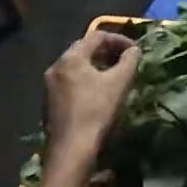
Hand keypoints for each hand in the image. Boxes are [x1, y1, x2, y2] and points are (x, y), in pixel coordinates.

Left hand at [43, 30, 139, 169]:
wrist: (71, 149)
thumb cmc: (96, 111)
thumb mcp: (118, 83)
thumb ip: (129, 61)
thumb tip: (134, 51)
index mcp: (71, 58)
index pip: (97, 36)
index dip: (119, 39)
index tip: (135, 50)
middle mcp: (56, 66)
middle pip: (84, 49)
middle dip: (108, 51)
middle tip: (126, 60)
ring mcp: (50, 85)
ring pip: (77, 66)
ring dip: (98, 65)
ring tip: (115, 74)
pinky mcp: (50, 101)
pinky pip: (71, 80)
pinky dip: (87, 79)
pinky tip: (99, 91)